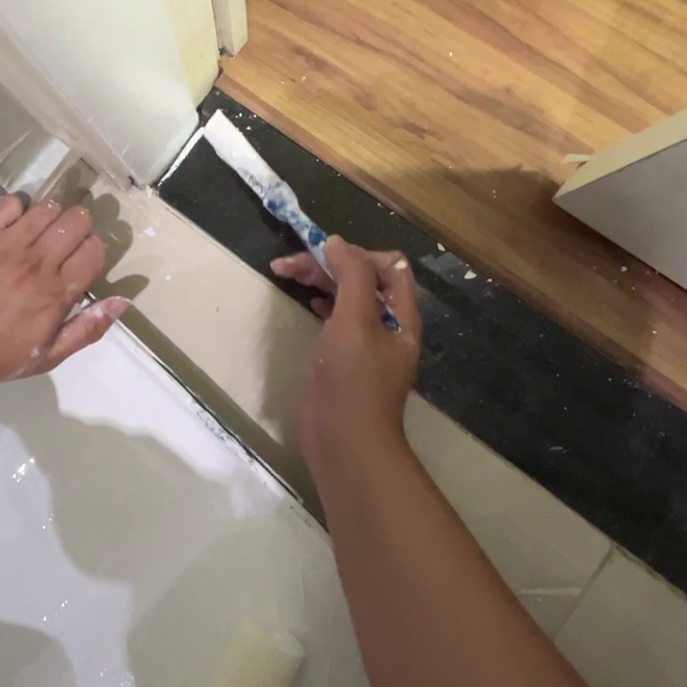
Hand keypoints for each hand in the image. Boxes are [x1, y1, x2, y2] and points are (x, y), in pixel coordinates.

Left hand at [0, 193, 128, 384]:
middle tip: (62, 242)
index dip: (92, 252)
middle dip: (77, 227)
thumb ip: (89, 328)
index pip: (95, 249)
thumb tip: (123, 301)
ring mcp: (6, 244)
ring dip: (49, 216)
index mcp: (58, 293)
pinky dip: (15, 209)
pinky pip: (9, 203)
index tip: (80, 261)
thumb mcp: (48, 356)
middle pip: (77, 220)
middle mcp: (38, 262)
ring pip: (47, 207)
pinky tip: (9, 225)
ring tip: (36, 232)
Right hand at [270, 237, 421, 461]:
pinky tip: (307, 301)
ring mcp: (366, 342)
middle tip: (287, 263)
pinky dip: (321, 301)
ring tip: (285, 272)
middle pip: (362, 277)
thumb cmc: (353, 381)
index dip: (355, 253)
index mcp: (400, 314)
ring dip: (320, 279)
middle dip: (328, 263)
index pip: (388, 265)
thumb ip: (351, 277)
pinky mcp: (345, 358)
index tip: (319, 254)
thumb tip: (337, 243)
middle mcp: (387, 324)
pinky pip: (337, 317)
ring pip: (346, 295)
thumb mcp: (354, 322)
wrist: (346, 443)